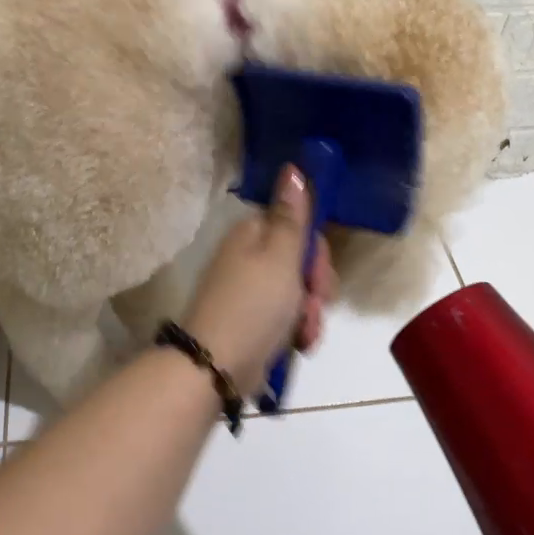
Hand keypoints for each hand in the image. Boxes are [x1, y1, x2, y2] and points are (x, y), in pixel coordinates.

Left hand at [180, 165, 337, 397]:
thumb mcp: (281, 256)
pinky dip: (296, 332)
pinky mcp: (253, 324)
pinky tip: (299, 346)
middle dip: (316, 288)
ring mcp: (249, 294)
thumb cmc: (253, 305)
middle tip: (314, 303)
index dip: (316, 251)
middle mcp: (248, 259)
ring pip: (299, 296)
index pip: (297, 228)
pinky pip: (287, 320)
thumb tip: (292, 167)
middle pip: (301, 264)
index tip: (318, 271)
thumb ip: (292, 215)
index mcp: (251, 236)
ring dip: (310, 315)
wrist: (216, 367)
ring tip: (303, 333)